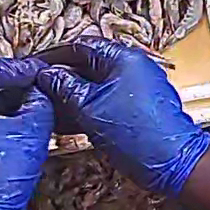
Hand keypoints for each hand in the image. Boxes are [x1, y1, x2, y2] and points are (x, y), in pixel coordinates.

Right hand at [34, 38, 209, 194]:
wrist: (173, 164)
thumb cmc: (139, 133)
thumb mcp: (90, 108)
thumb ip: (65, 87)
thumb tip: (47, 74)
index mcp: (124, 58)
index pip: (82, 45)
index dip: (55, 55)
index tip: (36, 66)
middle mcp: (131, 68)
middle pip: (87, 65)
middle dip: (61, 78)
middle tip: (38, 88)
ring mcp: (135, 89)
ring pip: (94, 86)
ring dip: (70, 96)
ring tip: (46, 106)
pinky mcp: (134, 109)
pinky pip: (104, 102)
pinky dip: (85, 109)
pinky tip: (65, 121)